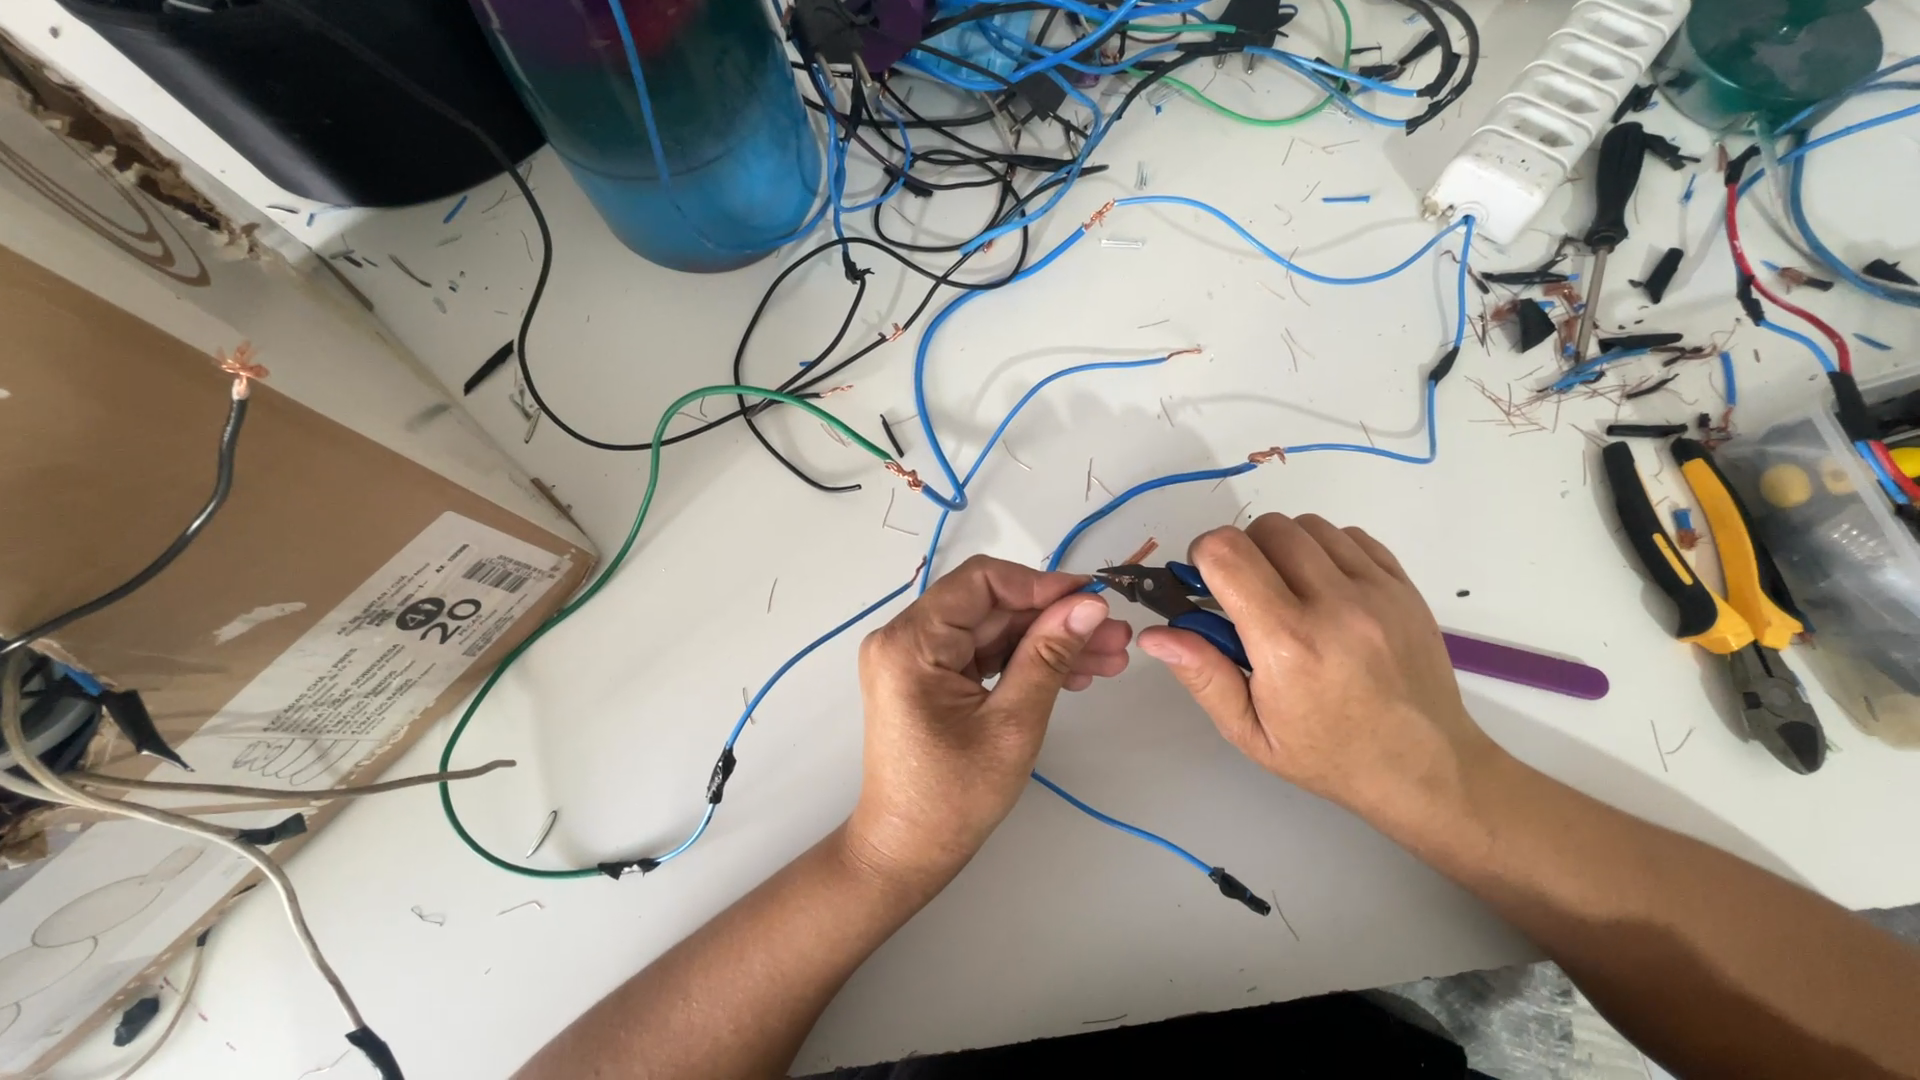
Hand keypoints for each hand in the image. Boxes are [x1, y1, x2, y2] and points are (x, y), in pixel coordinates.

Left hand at [849, 556, 1132, 884]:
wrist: (908, 851)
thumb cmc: (955, 797)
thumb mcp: (1012, 723)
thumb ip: (1049, 655)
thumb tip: (1089, 604)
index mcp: (911, 643)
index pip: (981, 582)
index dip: (1041, 584)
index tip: (1092, 600)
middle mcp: (905, 639)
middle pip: (992, 607)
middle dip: (1055, 619)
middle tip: (1114, 636)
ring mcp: (916, 658)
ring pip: (994, 630)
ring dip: (1049, 641)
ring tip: (1109, 658)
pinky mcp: (930, 678)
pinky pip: (983, 654)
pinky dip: (1025, 661)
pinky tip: (1074, 674)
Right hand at [1136, 514, 1499, 825]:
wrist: (1426, 768)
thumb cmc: (1328, 756)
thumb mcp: (1250, 732)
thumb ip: (1202, 675)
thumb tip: (1153, 634)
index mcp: (1288, 643)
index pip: (1228, 553)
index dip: (1204, 557)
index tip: (1206, 585)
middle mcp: (1334, 605)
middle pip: (1266, 528)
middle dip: (1243, 552)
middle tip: (1246, 594)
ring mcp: (1377, 591)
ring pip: (1308, 526)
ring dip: (1284, 549)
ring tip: (1288, 592)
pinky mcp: (1404, 586)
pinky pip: (1350, 536)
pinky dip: (1326, 551)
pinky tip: (1325, 591)